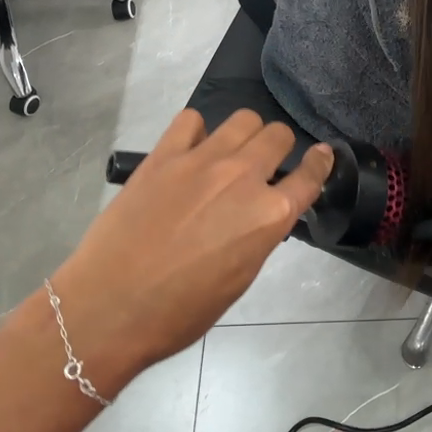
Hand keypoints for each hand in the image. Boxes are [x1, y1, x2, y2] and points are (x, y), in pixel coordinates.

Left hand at [46, 110, 333, 387]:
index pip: (310, 175)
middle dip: (279, 147)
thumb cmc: (179, 312)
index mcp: (269, 215)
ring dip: (245, 134)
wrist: (109, 309)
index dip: (321, 163)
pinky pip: (191, 120)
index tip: (322, 156)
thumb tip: (261, 214)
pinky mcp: (164, 155)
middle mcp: (243, 177)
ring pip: (243, 119)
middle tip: (265, 164)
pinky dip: (197, 131)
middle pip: (278, 135)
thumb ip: (259, 235)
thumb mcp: (239, 280)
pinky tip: (190, 151)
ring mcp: (202, 160)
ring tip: (230, 154)